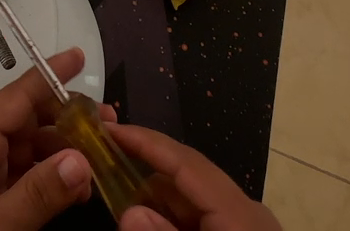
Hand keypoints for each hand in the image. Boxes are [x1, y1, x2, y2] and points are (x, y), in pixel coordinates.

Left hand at [0, 47, 114, 230]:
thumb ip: (38, 194)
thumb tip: (82, 159)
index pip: (15, 97)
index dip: (48, 75)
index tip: (78, 56)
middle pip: (26, 121)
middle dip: (66, 117)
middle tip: (109, 122)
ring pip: (28, 150)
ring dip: (63, 150)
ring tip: (103, 154)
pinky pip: (22, 177)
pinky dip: (51, 178)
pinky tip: (79, 185)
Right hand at [106, 125, 281, 230]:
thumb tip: (129, 212)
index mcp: (239, 215)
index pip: (185, 162)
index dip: (145, 142)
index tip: (106, 128)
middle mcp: (246, 213)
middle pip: (186, 179)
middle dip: (144, 174)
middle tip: (103, 170)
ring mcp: (246, 229)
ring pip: (191, 202)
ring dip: (156, 205)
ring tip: (122, 208)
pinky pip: (201, 221)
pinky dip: (172, 223)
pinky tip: (151, 226)